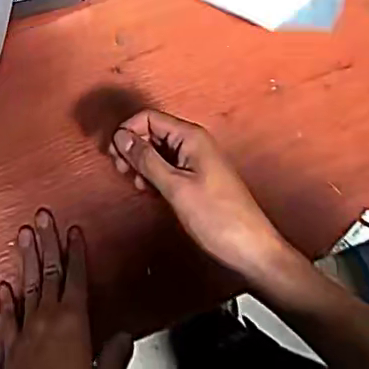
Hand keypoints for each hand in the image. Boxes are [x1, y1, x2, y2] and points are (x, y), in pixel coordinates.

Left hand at [0, 209, 131, 368]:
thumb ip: (113, 355)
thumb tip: (125, 336)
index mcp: (73, 321)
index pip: (76, 278)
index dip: (76, 253)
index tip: (74, 230)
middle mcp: (47, 319)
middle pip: (50, 272)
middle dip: (48, 243)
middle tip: (43, 216)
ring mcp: (26, 331)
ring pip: (28, 286)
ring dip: (27, 260)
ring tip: (22, 234)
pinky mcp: (10, 348)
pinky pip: (8, 318)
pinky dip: (7, 300)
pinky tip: (4, 285)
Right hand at [109, 111, 301, 286]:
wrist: (253, 250)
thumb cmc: (218, 218)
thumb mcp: (175, 187)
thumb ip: (146, 159)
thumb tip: (121, 137)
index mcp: (190, 137)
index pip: (149, 117)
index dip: (128, 131)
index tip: (114, 153)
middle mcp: (193, 142)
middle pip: (153, 131)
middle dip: (133, 146)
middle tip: (121, 169)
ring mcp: (196, 159)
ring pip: (158, 149)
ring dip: (142, 162)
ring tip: (136, 183)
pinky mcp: (197, 176)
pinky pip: (168, 164)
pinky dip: (154, 173)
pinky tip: (149, 189)